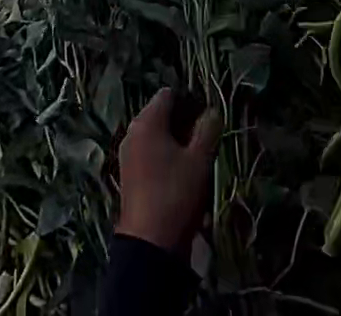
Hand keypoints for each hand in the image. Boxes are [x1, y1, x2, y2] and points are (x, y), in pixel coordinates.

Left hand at [115, 89, 221, 252]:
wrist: (150, 245)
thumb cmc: (176, 193)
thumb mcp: (199, 159)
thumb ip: (208, 129)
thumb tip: (212, 110)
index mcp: (146, 121)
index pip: (168, 95)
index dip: (189, 100)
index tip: (207, 115)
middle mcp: (132, 132)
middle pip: (160, 115)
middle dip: (184, 122)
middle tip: (206, 137)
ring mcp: (127, 154)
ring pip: (156, 136)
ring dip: (176, 141)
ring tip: (197, 158)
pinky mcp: (129, 175)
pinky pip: (149, 154)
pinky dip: (165, 157)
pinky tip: (181, 174)